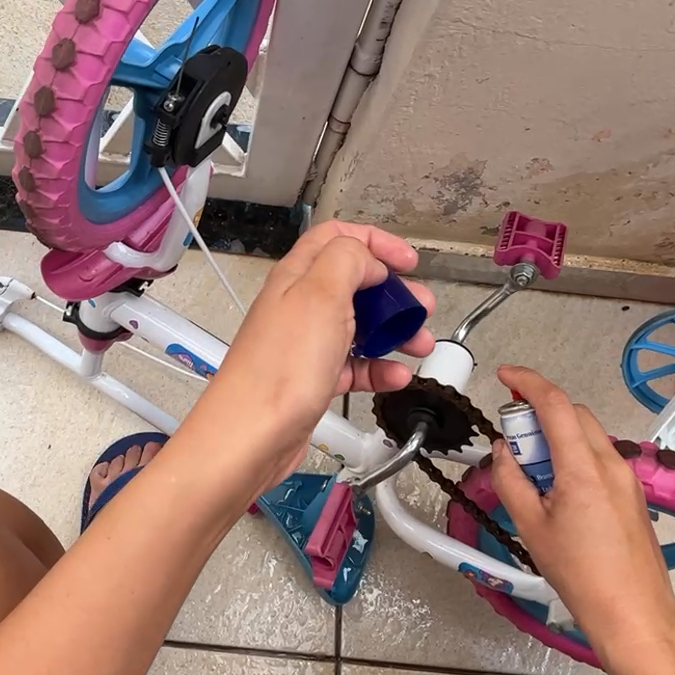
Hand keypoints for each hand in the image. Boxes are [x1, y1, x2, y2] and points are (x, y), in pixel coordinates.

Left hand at [185, 221, 434, 494]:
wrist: (251, 435)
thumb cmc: (285, 363)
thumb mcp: (321, 294)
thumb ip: (348, 260)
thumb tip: (369, 261)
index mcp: (297, 275)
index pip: (336, 239)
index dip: (375, 242)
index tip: (410, 262)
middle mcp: (299, 305)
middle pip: (353, 284)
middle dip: (393, 293)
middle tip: (424, 309)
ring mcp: (305, 344)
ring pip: (358, 327)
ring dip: (394, 332)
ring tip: (423, 345)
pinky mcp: (312, 380)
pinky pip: (353, 366)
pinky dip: (378, 369)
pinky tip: (398, 378)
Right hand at [487, 365, 674, 654]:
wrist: (635, 616)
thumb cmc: (581, 575)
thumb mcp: (530, 526)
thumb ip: (511, 480)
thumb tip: (505, 453)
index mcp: (583, 468)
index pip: (555, 405)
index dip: (527, 382)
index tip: (505, 375)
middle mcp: (612, 464)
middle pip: (574, 414)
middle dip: (539, 412)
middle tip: (512, 437)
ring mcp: (628, 478)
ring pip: (588, 434)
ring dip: (556, 436)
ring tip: (532, 471)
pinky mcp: (633, 494)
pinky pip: (599, 457)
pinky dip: (573, 455)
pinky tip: (556, 488)